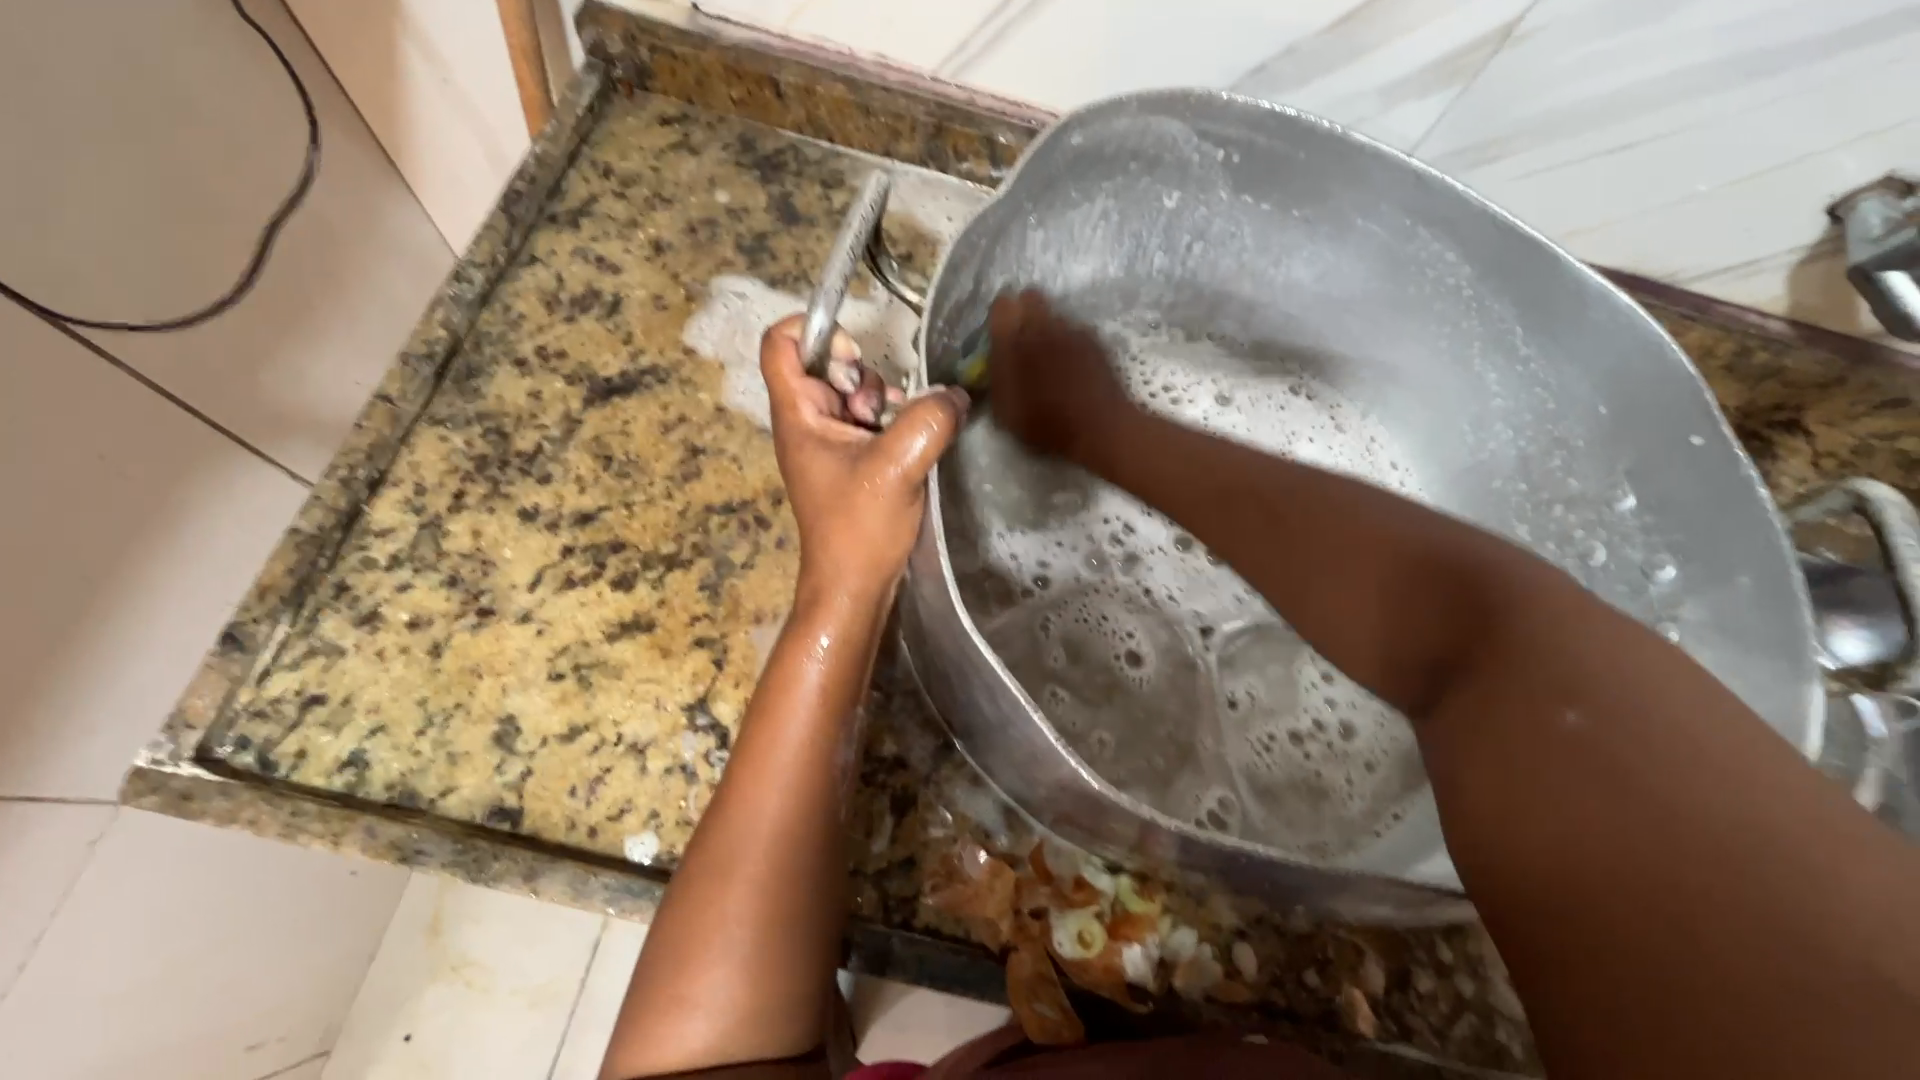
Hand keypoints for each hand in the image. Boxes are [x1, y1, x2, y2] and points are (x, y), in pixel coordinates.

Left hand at [760, 315, 969, 605]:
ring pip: (855, 391)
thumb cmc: (859, 528)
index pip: (779, 344)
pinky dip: (894, 421)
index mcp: (797, 415)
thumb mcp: (897, 467)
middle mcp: (808, 421)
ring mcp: (831, 441)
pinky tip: (910, 444)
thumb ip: (928, 421)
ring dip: (885, 400)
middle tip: (880, 409)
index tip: (853, 352)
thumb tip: (956, 395)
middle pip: (825, 363)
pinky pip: (872, 420)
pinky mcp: (853, 460)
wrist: (855, 585)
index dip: (811, 329)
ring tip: (898, 432)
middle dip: (863, 374)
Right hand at [986, 288, 1137, 466]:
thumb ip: (996, 376)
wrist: (1098, 426)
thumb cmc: (1045, 423)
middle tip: (1023, 338)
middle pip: (1031, 296)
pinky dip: (1070, 340)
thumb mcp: (1005, 409)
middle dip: (1024, 310)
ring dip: (1049, 326)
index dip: (999, 315)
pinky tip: (1073, 364)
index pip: (1001, 304)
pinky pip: (1075, 329)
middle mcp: (1043, 325)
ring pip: (1055, 312)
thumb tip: (994, 359)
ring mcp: (1072, 329)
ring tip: (1051, 355)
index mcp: (1014, 340)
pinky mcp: (1095, 339)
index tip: (999, 333)